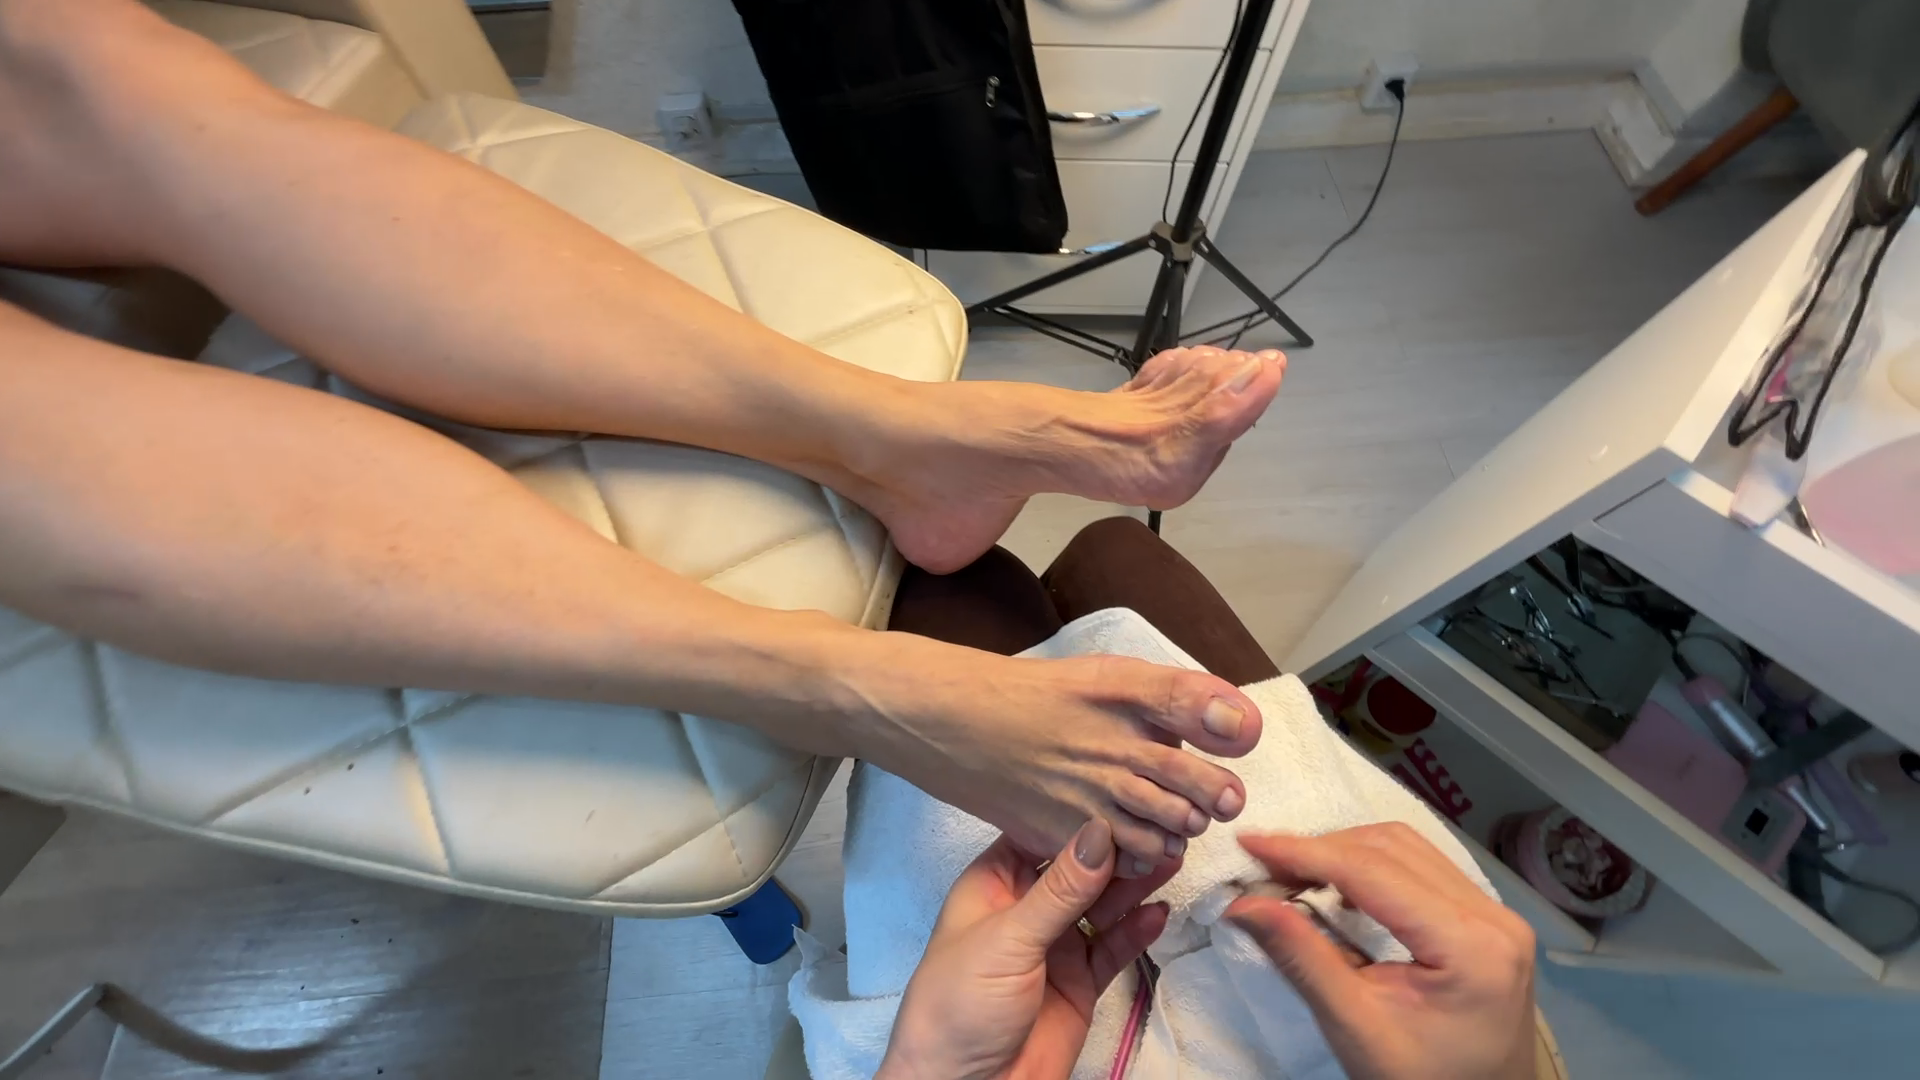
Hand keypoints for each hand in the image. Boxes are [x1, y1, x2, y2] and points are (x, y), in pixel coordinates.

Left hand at [879, 819, 1174, 1079]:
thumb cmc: (961, 1000)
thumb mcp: (1009, 937)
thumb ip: (1060, 889)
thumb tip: (1100, 830)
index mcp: (995, 881)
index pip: (1040, 834)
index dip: (1077, 815)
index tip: (1120, 793)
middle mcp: (1027, 905)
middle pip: (1078, 868)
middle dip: (1114, 850)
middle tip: (1159, 828)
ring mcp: (1056, 943)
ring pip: (1101, 905)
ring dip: (1133, 886)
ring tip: (1171, 860)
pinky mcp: (1079, 980)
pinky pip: (1113, 947)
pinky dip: (1136, 931)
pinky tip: (1160, 912)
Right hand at [1226, 824, 1537, 1079]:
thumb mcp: (1354, 1026)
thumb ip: (1300, 957)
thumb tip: (1241, 903)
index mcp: (1471, 946)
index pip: (1371, 871)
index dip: (1304, 852)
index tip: (1249, 844)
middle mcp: (1493, 916)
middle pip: (1386, 848)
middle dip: (1320, 850)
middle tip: (1267, 869)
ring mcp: (1494, 913)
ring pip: (1400, 845)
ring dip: (1341, 851)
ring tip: (1296, 874)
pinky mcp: (1484, 916)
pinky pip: (1416, 862)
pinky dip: (1367, 862)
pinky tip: (1339, 885)